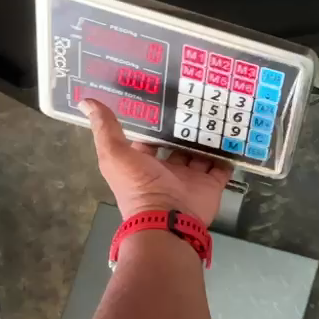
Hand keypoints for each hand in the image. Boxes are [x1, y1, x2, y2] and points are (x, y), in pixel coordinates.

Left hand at [80, 99, 232, 224]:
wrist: (170, 219)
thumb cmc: (140, 187)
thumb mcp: (115, 154)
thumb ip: (106, 129)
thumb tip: (86, 101)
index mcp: (143, 163)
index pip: (149, 139)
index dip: (153, 122)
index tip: (162, 99)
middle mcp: (166, 170)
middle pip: (177, 145)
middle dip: (184, 128)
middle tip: (196, 100)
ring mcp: (190, 178)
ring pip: (200, 154)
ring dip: (206, 139)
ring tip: (217, 113)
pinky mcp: (210, 185)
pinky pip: (221, 168)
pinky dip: (227, 155)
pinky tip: (231, 136)